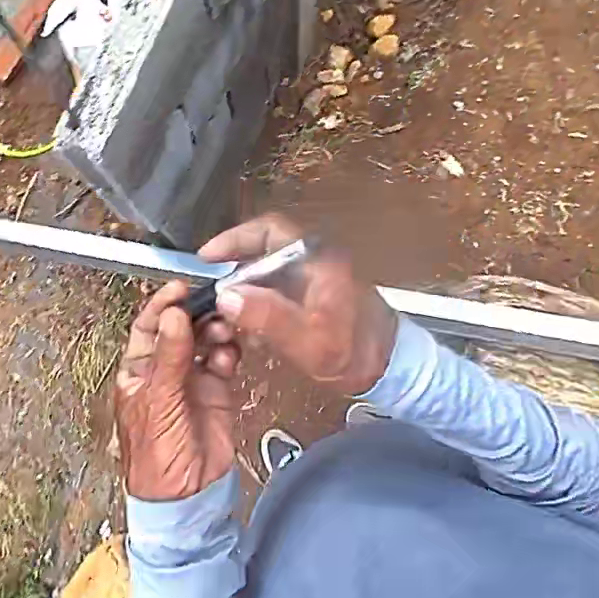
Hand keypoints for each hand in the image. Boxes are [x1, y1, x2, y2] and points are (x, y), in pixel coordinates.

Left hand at [114, 282, 241, 501]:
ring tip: (223, 333)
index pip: (149, 327)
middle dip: (196, 315)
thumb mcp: (159, 401)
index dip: (163, 305)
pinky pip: (224, 359)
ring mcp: (193, 378)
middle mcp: (166, 369)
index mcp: (139, 370)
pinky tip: (229, 355)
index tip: (181, 287)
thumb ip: (169, 357)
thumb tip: (175, 313)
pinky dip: (229, 352)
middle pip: (182, 329)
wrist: (187, 494)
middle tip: (215, 305)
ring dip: (215, 331)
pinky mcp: (218, 388)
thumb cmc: (156, 452)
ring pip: (205, 340)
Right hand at [197, 214, 398, 398]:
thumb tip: (227, 296)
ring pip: (270, 270)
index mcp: (317, 257)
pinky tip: (251, 327)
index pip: (269, 229)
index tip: (207, 255)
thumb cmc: (355, 351)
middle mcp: (316, 259)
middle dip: (235, 268)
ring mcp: (317, 276)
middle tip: (212, 288)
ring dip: (246, 288)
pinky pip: (280, 288)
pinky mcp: (317, 294)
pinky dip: (261, 302)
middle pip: (265, 249)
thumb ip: (267, 315)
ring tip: (227, 312)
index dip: (235, 237)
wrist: (390, 368)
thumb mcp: (308, 338)